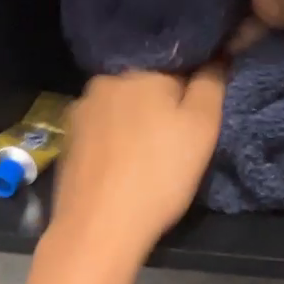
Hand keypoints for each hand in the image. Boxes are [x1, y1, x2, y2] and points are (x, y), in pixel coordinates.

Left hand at [48, 68, 226, 260]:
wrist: (98, 228)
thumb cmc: (158, 177)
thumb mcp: (202, 128)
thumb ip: (211, 84)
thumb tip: (217, 55)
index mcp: (141, 72)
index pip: (177, 69)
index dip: (190, 96)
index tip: (194, 125)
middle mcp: (105, 82)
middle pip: (144, 90)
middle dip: (158, 110)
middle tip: (171, 148)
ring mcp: (79, 113)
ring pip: (119, 112)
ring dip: (132, 127)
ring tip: (143, 162)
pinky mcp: (66, 142)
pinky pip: (99, 134)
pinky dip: (111, 146)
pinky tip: (118, 171)